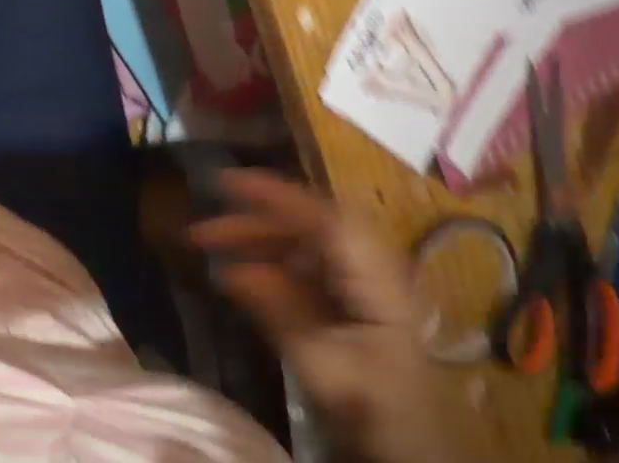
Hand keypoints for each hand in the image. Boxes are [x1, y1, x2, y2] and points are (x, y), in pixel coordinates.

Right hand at [190, 170, 453, 462]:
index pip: (322, 218)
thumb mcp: (321, 364)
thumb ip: (277, 311)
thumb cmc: (374, 410)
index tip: (227, 181)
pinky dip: (267, 263)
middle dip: (254, 218)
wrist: (414, 450)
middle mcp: (369, 271)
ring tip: (210, 246)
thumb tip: (228, 269)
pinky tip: (237, 273)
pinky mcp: (348, 305)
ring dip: (256, 240)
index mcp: (374, 279)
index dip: (275, 193)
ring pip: (302, 245)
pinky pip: (302, 268)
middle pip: (308, 227)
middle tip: (205, 227)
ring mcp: (360, 287)